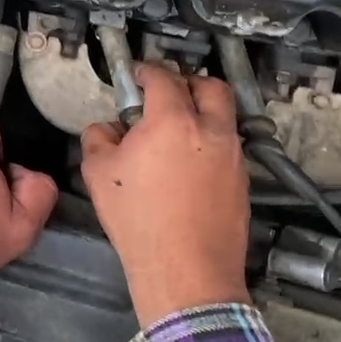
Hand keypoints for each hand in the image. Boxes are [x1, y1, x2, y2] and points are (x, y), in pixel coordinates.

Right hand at [81, 64, 251, 325]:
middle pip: (211, 86)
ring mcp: (234, 158)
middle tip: (165, 93)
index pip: (163, 78)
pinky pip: (229, 146)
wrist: (186, 270)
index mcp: (173, 121)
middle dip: (187, 82)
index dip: (146, 71)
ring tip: (175, 130)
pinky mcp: (243, 182)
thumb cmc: (139, 219)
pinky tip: (186, 163)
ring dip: (202, 112)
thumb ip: (99, 137)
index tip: (136, 75)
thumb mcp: (97, 171)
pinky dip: (210, 142)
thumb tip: (110, 130)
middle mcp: (211, 132)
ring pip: (225, 117)